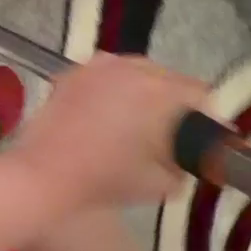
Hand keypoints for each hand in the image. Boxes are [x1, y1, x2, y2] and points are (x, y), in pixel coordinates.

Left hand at [9, 53, 211, 205]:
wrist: (41, 174)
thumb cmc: (104, 179)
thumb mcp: (160, 183)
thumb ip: (185, 167)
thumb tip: (188, 162)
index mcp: (160, 90)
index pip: (201, 95)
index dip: (208, 118)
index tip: (206, 139)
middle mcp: (130, 68)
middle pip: (169, 79)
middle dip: (176, 103)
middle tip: (174, 133)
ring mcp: (96, 67)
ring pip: (136, 72)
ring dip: (145, 92)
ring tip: (140, 122)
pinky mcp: (70, 74)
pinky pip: (105, 75)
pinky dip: (113, 89)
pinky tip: (107, 113)